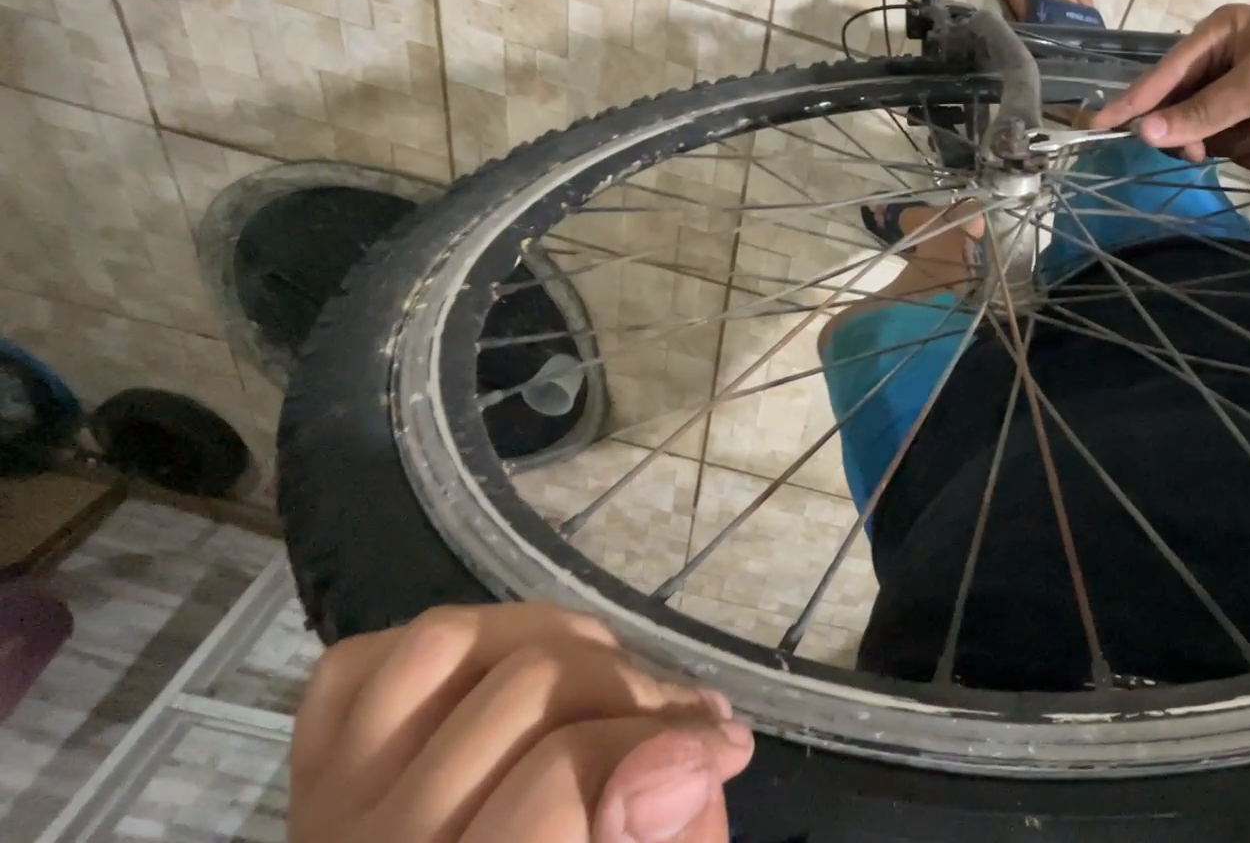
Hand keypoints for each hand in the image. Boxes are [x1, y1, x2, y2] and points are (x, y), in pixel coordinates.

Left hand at [289, 603, 752, 842]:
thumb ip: (678, 836)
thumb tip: (695, 748)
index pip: (557, 780)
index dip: (663, 746)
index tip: (726, 747)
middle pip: (525, 687)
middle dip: (634, 688)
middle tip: (685, 719)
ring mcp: (323, 805)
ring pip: (446, 639)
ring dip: (556, 640)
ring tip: (607, 681)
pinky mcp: (311, 771)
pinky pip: (364, 660)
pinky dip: (451, 645)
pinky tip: (507, 681)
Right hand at [1090, 5, 1249, 168]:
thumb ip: (1201, 113)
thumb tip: (1144, 134)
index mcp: (1218, 35)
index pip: (1160, 77)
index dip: (1130, 105)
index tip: (1095, 128)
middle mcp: (1227, 62)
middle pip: (1184, 113)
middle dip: (1204, 132)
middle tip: (1208, 149)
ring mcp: (1248, 92)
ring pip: (1216, 136)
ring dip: (1244, 140)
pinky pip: (1244, 146)